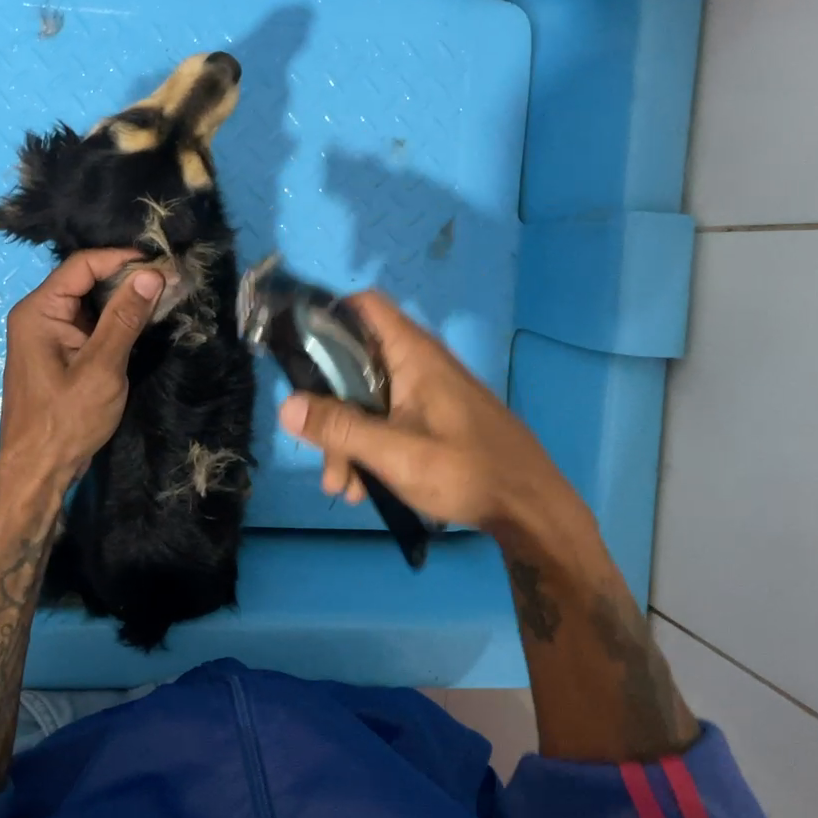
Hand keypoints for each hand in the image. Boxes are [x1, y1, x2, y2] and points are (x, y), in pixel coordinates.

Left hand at [0, 249, 163, 488]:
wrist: (38, 471)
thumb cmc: (65, 420)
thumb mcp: (101, 368)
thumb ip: (125, 318)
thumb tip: (152, 274)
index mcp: (38, 310)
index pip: (82, 265)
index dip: (122, 258)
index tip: (162, 262)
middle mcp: (39, 314)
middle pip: (86, 280)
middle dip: (127, 277)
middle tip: (170, 279)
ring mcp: (48, 335)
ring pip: (90, 302)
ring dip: (124, 299)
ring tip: (165, 295)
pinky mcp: (60, 353)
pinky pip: (90, 324)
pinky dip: (116, 320)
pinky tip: (144, 321)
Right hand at [277, 292, 579, 531]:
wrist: (532, 510)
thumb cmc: (468, 471)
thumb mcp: (395, 453)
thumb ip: (340, 429)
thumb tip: (285, 405)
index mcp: (413, 355)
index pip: (365, 307)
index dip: (328, 315)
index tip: (297, 348)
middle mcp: (417, 365)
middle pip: (354, 364)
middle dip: (329, 408)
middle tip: (319, 451)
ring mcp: (425, 395)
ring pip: (367, 401)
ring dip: (347, 440)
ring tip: (344, 489)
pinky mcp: (432, 421)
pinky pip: (386, 422)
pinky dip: (370, 449)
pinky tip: (365, 490)